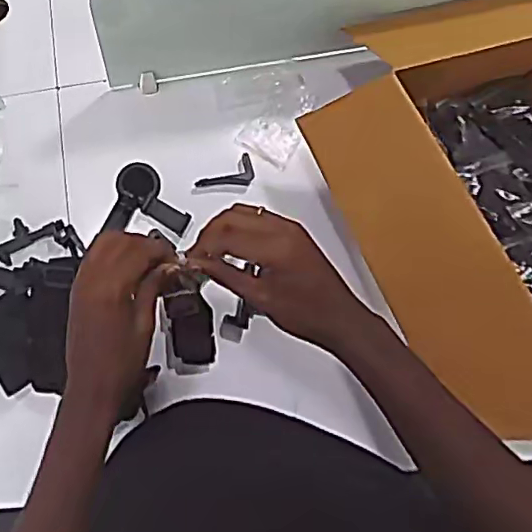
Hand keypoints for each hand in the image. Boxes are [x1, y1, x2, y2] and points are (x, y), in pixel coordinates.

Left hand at [64, 232, 171, 417]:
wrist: (92, 387)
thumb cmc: (117, 369)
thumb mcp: (146, 324)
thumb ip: (154, 287)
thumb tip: (165, 267)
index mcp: (111, 288)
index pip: (138, 249)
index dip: (161, 249)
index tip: (173, 257)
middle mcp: (91, 281)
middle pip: (119, 239)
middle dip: (144, 243)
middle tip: (163, 258)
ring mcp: (81, 284)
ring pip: (103, 243)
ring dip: (126, 245)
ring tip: (147, 261)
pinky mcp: (76, 290)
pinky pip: (92, 258)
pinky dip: (111, 255)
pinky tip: (127, 269)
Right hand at [184, 205, 383, 354]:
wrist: (340, 319)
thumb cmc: (311, 313)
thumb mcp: (259, 298)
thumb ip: (224, 275)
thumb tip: (200, 263)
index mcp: (276, 246)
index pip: (225, 235)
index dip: (202, 246)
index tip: (191, 258)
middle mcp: (284, 230)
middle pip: (231, 217)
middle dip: (209, 234)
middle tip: (197, 254)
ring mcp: (289, 229)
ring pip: (243, 212)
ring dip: (222, 227)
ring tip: (211, 250)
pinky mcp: (293, 232)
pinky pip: (257, 217)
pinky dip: (239, 226)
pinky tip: (233, 245)